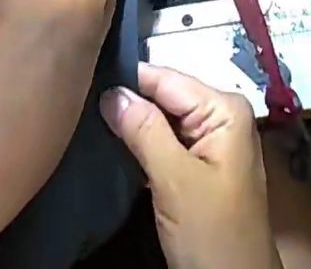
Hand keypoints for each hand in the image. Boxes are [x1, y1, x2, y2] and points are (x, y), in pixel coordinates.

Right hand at [101, 64, 283, 268]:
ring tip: (92, 117)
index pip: (169, 79)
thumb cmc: (213, 234)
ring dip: (133, 122)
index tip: (88, 75)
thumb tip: (111, 92)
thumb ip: (145, 132)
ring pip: (164, 119)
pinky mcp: (201, 164)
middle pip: (166, 96)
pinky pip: (167, 141)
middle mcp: (222, 114)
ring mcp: (213, 140)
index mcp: (225, 107)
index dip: (129, 78)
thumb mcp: (176, 181)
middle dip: (130, 100)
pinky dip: (144, 143)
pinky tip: (115, 142)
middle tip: (85, 99)